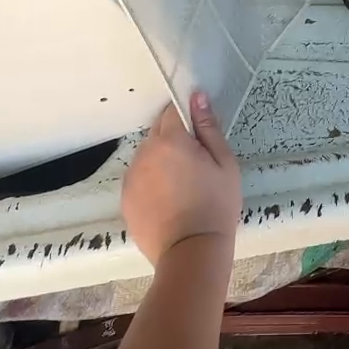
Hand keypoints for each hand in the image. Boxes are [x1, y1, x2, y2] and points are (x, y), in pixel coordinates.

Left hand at [120, 92, 242, 263]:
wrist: (191, 252)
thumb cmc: (215, 203)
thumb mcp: (224, 162)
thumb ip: (208, 126)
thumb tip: (197, 96)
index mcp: (170, 140)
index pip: (172, 110)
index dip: (186, 114)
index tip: (199, 128)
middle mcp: (144, 154)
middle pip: (157, 131)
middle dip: (174, 136)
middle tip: (196, 158)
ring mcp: (131, 178)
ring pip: (147, 154)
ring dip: (161, 157)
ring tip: (182, 181)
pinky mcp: (125, 199)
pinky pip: (138, 176)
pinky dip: (151, 178)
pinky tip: (168, 197)